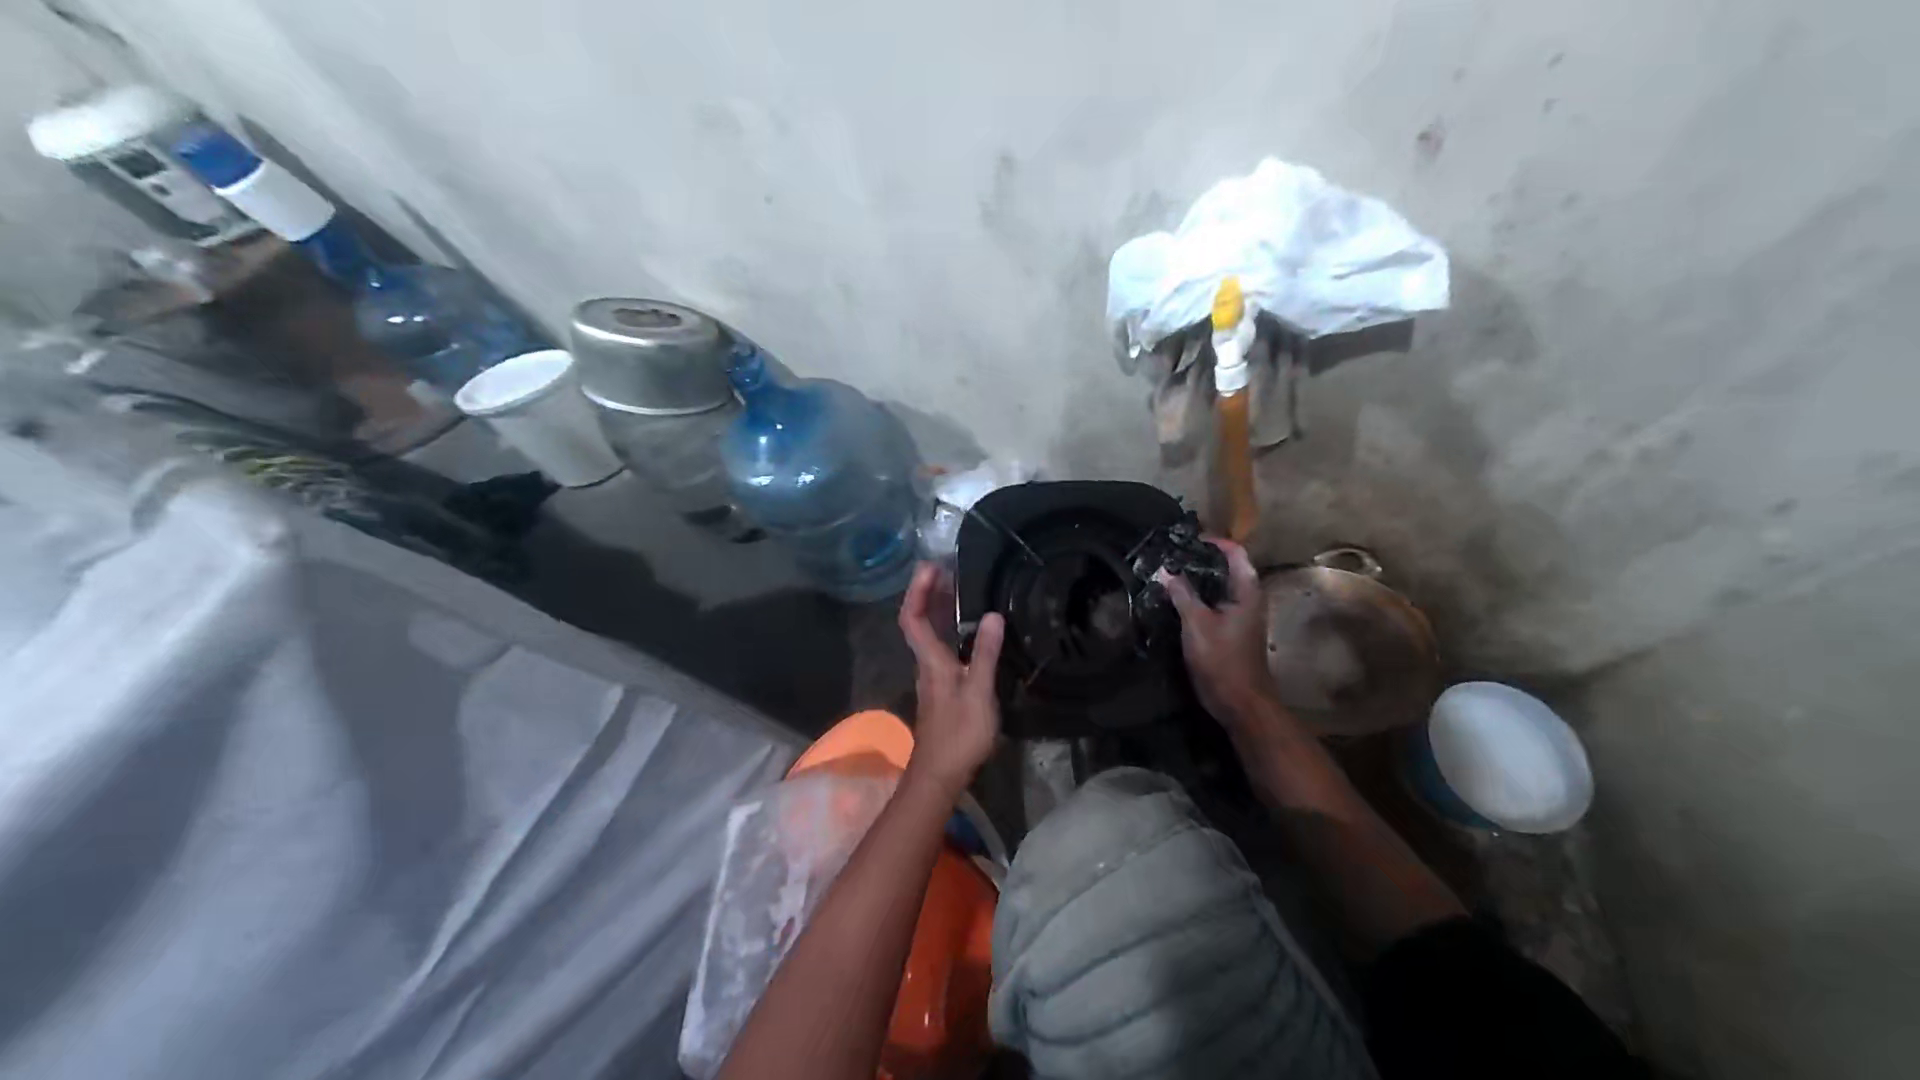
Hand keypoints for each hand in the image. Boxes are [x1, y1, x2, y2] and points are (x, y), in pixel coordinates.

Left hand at [896, 563, 1005, 797]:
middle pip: (919, 621)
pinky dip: (949, 630)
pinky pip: (940, 648)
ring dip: (939, 610)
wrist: (940, 774)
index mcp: (931, 660)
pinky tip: (967, 630)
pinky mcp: (941, 688)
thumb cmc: (959, 734)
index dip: (918, 591)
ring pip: (930, 635)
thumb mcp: (979, 693)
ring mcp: (932, 677)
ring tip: (959, 589)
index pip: (913, 618)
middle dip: (929, 593)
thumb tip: (992, 615)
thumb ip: (984, 654)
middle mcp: (926, 664)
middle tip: (948, 569)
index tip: (931, 567)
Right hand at [1157, 538, 1278, 724]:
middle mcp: (1248, 599)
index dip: (1214, 542)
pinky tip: (1175, 599)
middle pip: (1227, 568)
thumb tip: (1166, 571)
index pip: (1236, 553)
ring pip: (1218, 586)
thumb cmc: (1222, 659)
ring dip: (1197, 578)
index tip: (1186, 539)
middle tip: (1171, 554)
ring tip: (1169, 572)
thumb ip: (1182, 594)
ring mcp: (1240, 615)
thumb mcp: (1197, 623)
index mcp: (1247, 591)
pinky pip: (1213, 603)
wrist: (1240, 702)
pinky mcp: (1230, 630)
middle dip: (1201, 558)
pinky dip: (1197, 596)